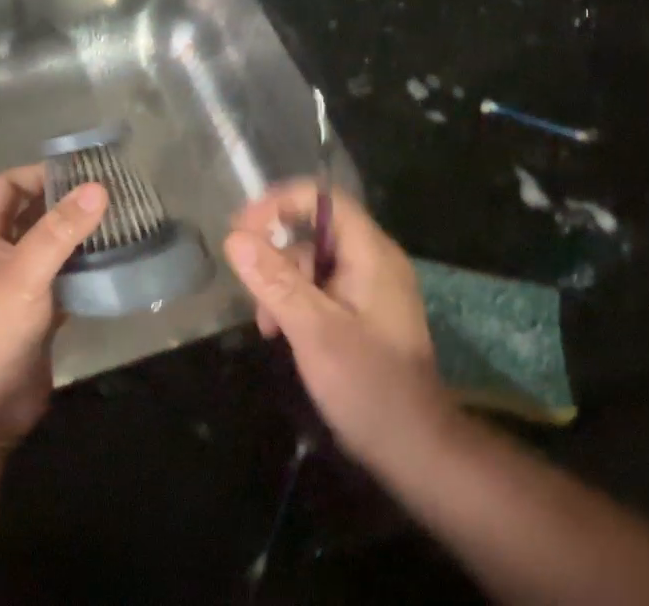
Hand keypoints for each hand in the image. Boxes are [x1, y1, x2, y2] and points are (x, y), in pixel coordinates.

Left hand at [0, 166, 107, 442]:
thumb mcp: (26, 273)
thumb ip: (60, 231)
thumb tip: (98, 187)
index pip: (5, 189)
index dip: (35, 174)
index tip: (77, 172)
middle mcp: (1, 258)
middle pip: (32, 216)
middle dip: (65, 203)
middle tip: (111, 196)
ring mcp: (21, 288)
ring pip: (53, 250)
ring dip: (80, 238)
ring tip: (122, 226)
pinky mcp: (41, 316)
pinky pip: (67, 282)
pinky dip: (88, 273)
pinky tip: (116, 268)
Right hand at [223, 181, 452, 465]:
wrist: (414, 448)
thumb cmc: (367, 384)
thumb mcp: (313, 329)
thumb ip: (274, 280)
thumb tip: (234, 238)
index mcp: (371, 255)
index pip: (323, 200)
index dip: (279, 204)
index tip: (242, 229)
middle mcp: (374, 263)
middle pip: (313, 231)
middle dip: (275, 254)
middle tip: (248, 285)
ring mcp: (369, 290)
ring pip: (312, 263)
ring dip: (280, 285)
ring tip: (266, 324)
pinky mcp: (362, 316)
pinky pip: (320, 290)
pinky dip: (295, 303)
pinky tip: (280, 333)